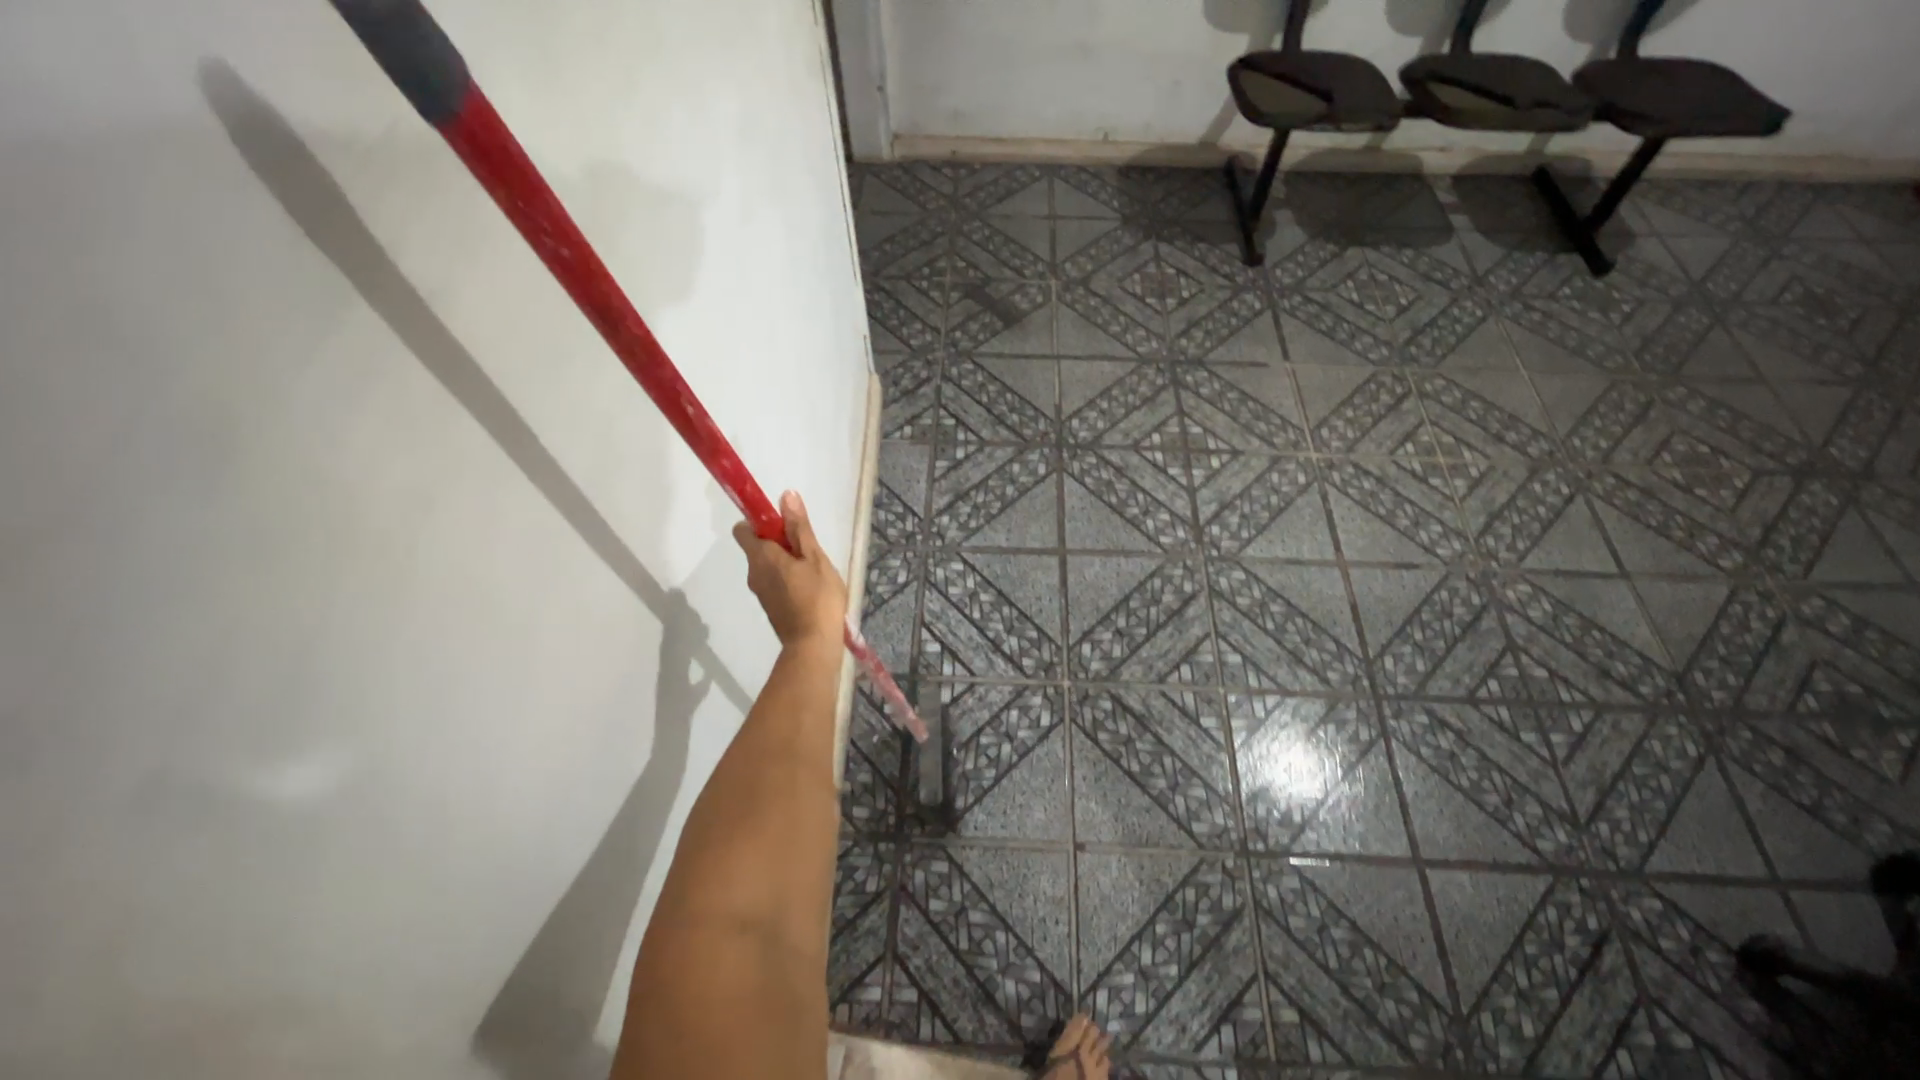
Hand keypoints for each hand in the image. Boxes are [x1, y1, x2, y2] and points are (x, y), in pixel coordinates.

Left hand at [732, 491, 847, 649]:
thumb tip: (785, 495)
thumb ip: (799, 528)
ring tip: (813, 572)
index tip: (784, 526)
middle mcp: (754, 573)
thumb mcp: (815, 558)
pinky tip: (810, 589)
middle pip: (757, 547)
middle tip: (808, 551)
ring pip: (767, 565)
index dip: (761, 522)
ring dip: (785, 562)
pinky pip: (773, 582)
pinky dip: (787, 579)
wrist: (813, 646)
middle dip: (779, 542)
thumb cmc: (818, 598)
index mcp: (761, 557)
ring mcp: (760, 592)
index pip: (743, 529)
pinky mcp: (770, 606)